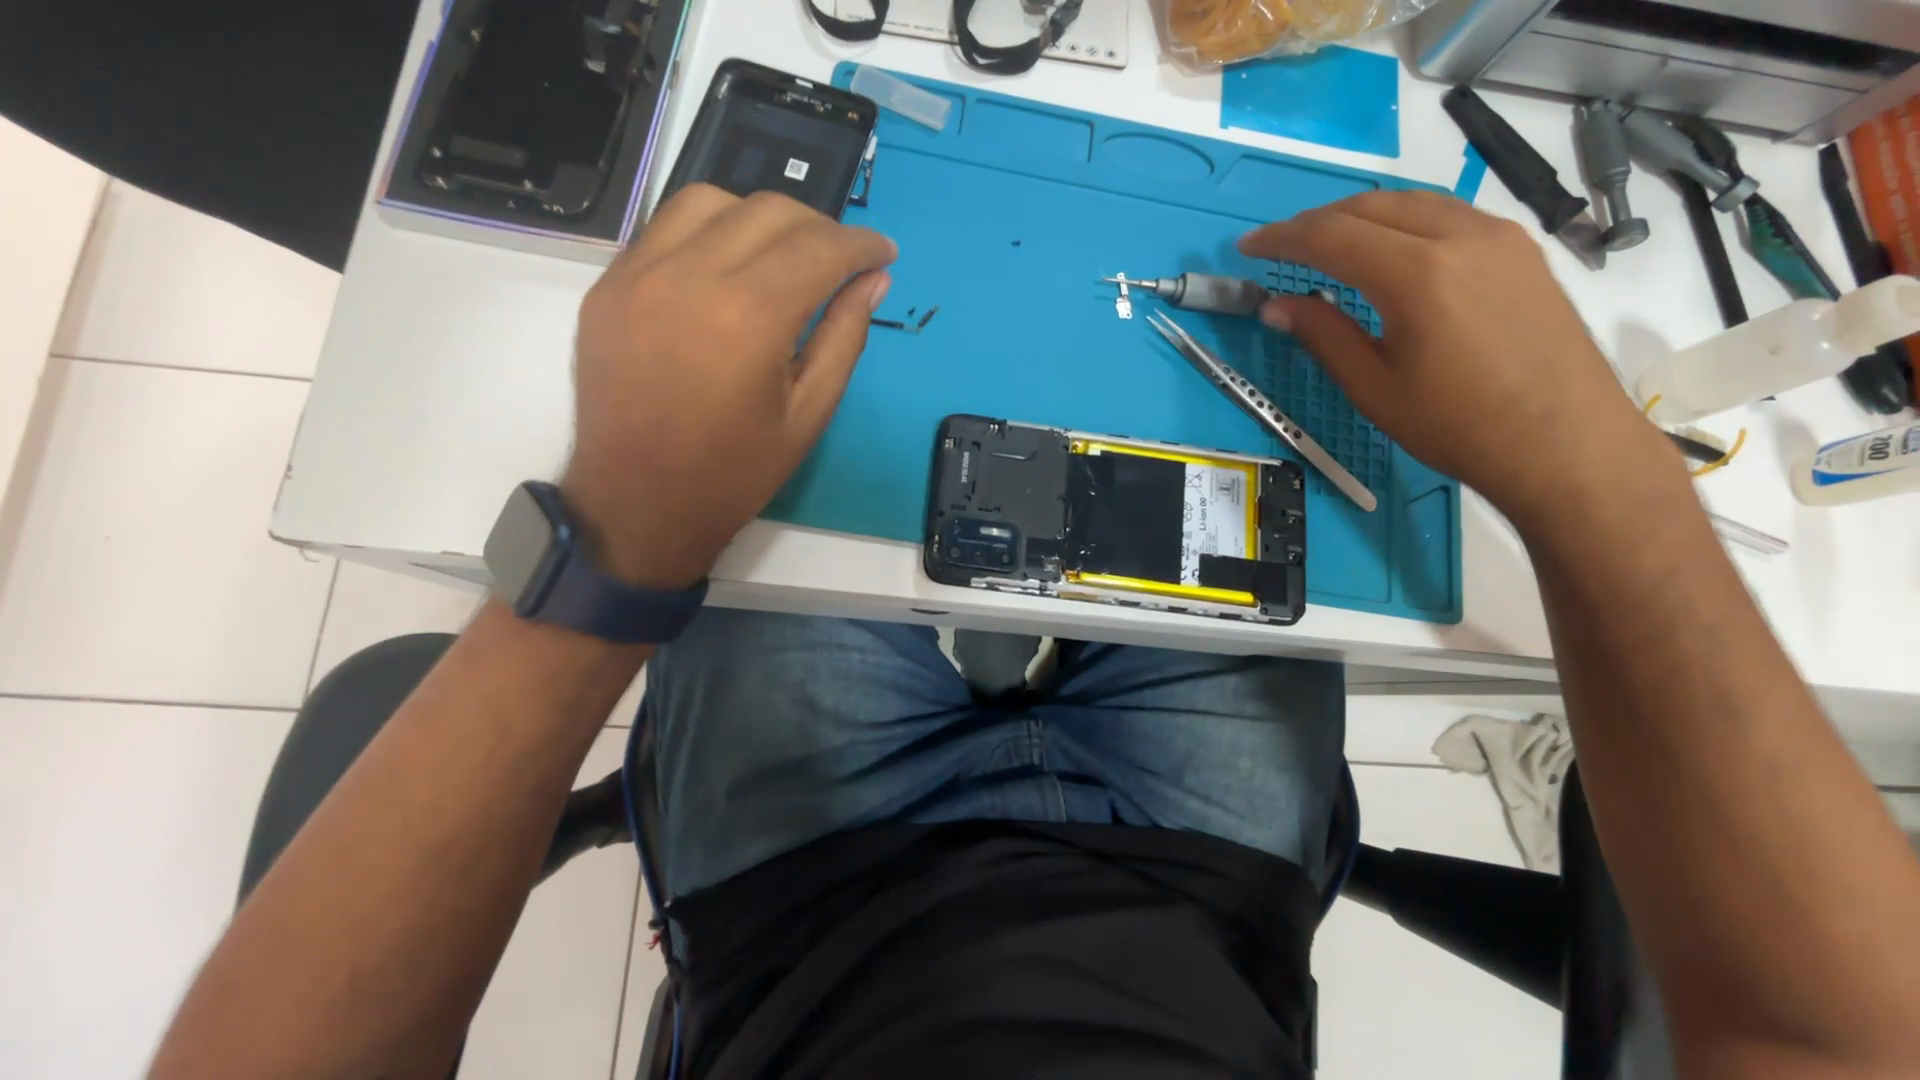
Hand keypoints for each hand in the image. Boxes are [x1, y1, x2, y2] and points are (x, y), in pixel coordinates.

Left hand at [564, 185, 894, 586]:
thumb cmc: (733, 472)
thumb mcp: (808, 414)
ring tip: (781, 255)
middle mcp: (690, 277)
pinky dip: (707, 231)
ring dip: (759, 217)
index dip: (861, 244)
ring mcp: (639, 275)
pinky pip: (664, 229)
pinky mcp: (609, 286)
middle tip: (840, 261)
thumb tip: (873, 280)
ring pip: (710, 202)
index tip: (884, 252)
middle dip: (819, 227)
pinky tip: (726, 266)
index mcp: (749, 317)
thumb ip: (844, 337)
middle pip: (769, 211)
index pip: (819, 248)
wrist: (637, 504)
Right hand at [1239, 191, 1671, 527]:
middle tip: (1282, 247)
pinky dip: (1405, 221)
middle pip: (1371, 206)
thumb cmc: (1460, 427)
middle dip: (1318, 221)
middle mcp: (1460, 237)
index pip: (1332, 235)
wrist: (1567, 443)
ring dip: (1362, 215)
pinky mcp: (1521, 248)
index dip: (1283, 238)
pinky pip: (1449, 214)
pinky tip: (1392, 249)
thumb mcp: (1375, 389)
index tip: (1249, 248)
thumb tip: (1276, 306)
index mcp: (1417, 274)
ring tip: (1330, 244)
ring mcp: (1499, 236)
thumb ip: (1323, 337)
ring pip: (1413, 202)